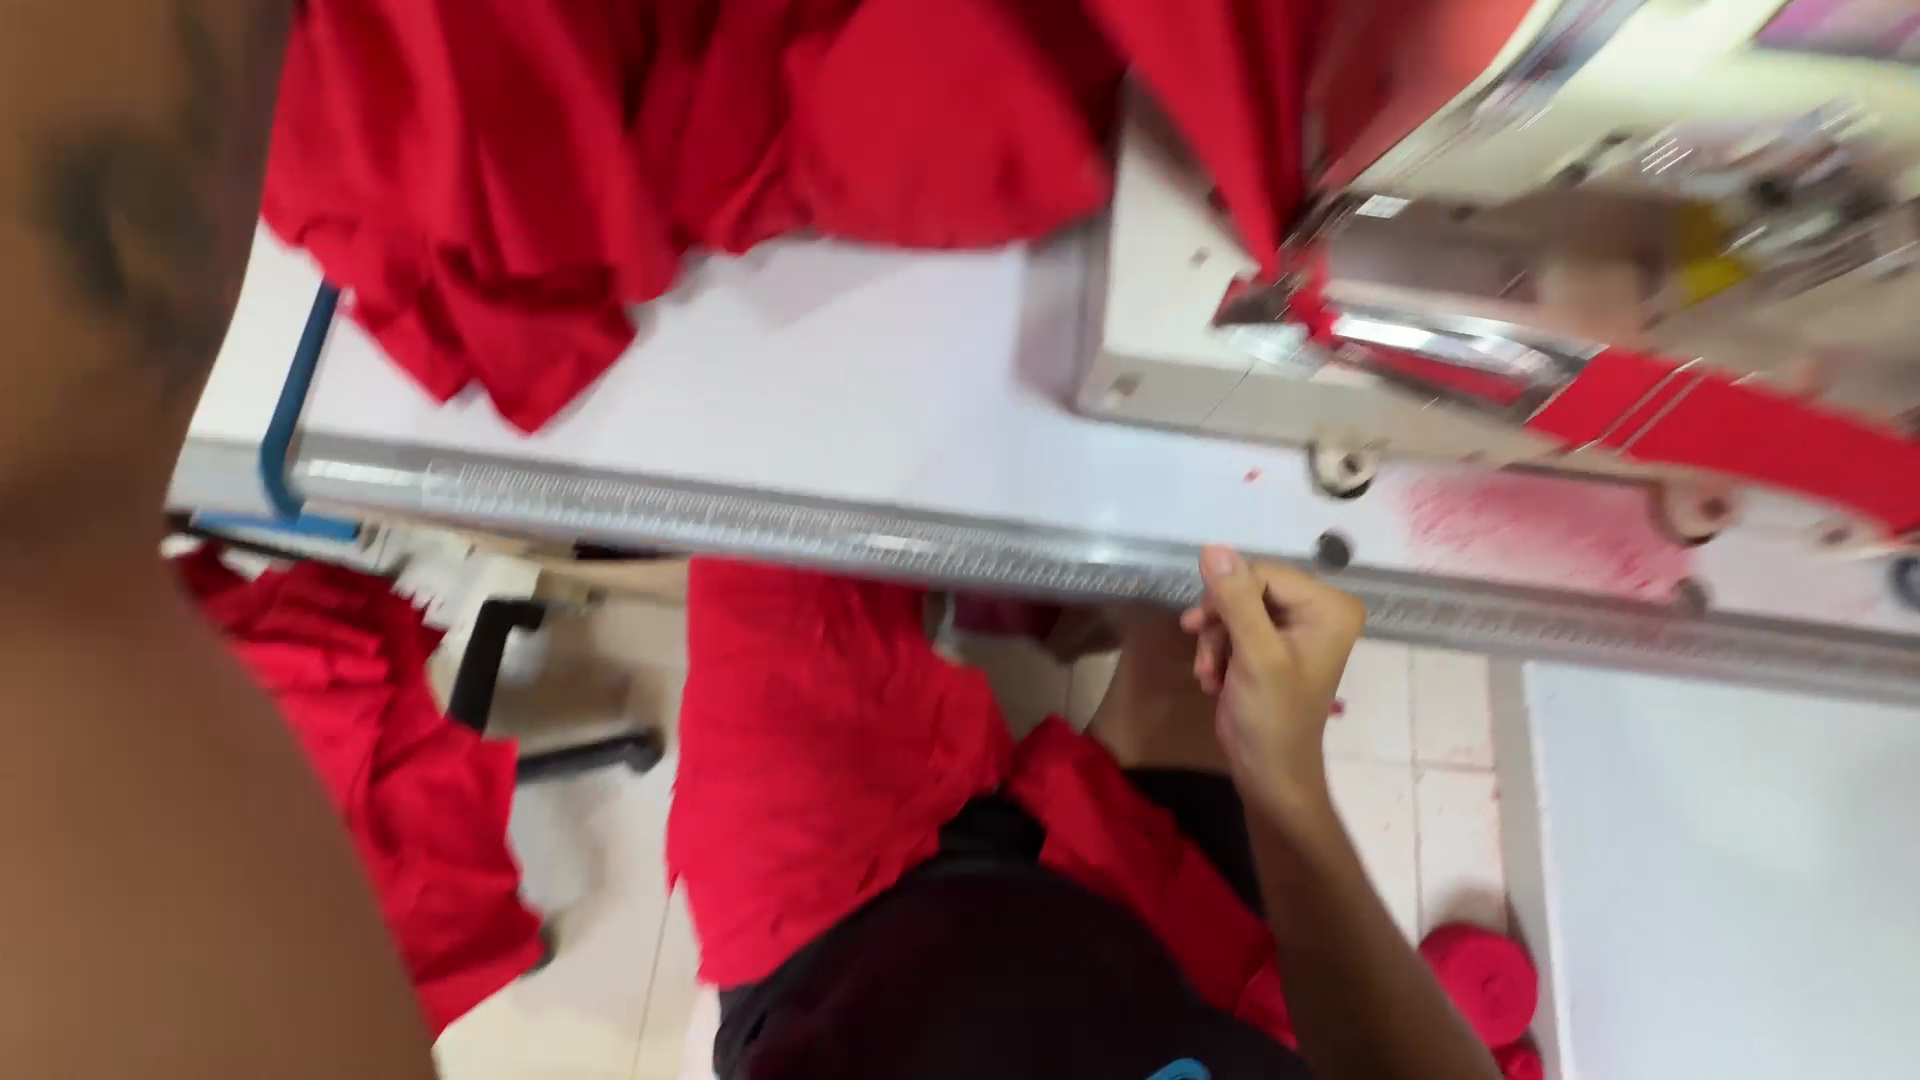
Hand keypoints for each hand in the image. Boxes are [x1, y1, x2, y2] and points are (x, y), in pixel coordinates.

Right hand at [1180, 546, 1365, 812]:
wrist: (1268, 771)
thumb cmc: (1272, 716)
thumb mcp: (1253, 654)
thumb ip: (1235, 600)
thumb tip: (1212, 548)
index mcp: (1329, 607)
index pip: (1262, 572)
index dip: (1227, 597)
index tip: (1202, 628)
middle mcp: (1317, 610)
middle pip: (1246, 588)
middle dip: (1219, 623)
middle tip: (1205, 655)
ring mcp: (1294, 628)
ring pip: (1233, 608)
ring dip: (1213, 641)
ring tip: (1209, 673)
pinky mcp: (1271, 644)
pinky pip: (1232, 627)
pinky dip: (1217, 651)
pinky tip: (1215, 679)